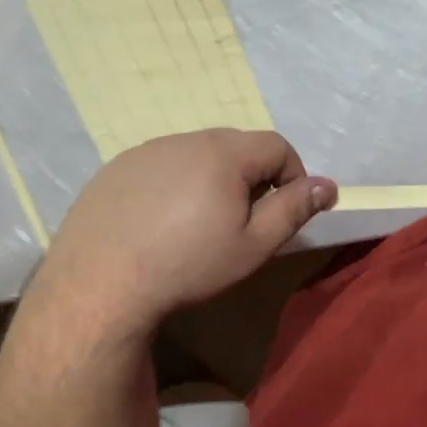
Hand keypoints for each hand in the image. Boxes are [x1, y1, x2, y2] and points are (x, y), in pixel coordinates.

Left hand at [36, 129, 336, 332]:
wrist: (99, 287)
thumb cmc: (187, 266)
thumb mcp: (253, 245)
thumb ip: (293, 209)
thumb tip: (328, 185)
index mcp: (223, 153)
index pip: (277, 145)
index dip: (293, 175)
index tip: (286, 212)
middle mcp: (184, 140)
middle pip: (237, 146)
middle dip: (253, 178)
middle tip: (245, 223)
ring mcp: (144, 152)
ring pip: (197, 156)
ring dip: (212, 180)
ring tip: (201, 226)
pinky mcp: (114, 170)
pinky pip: (161, 167)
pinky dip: (174, 187)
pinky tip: (161, 226)